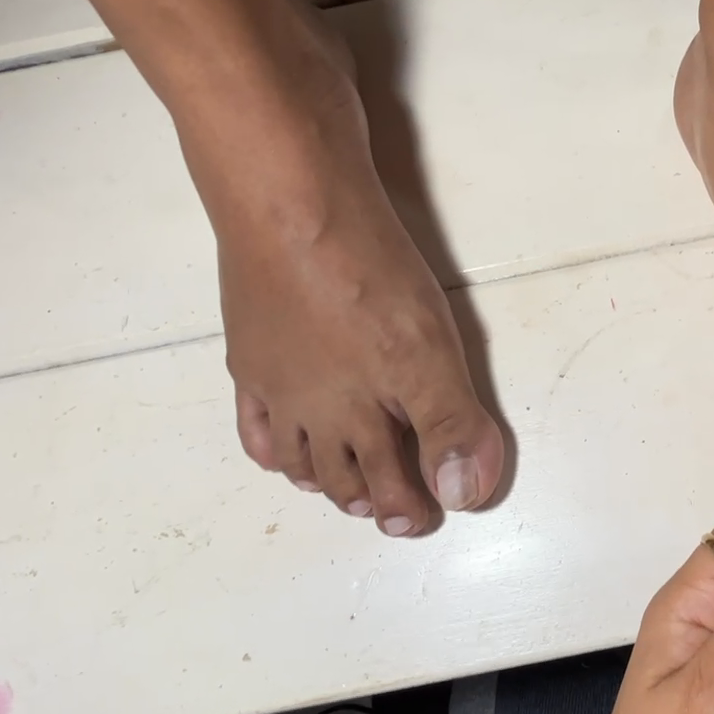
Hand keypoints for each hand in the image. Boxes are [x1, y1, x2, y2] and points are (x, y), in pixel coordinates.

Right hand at [168, 0, 505, 533]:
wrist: (287, 192)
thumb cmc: (366, 273)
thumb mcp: (428, 351)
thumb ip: (449, 423)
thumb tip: (464, 498)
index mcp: (356, 413)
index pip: (385, 481)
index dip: (408, 507)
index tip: (427, 520)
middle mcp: (308, 406)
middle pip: (339, 471)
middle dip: (371, 496)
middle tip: (393, 510)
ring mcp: (271, 375)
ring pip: (295, 451)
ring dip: (321, 477)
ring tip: (342, 487)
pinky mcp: (249, 339)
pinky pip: (253, 413)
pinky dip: (270, 442)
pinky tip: (277, 446)